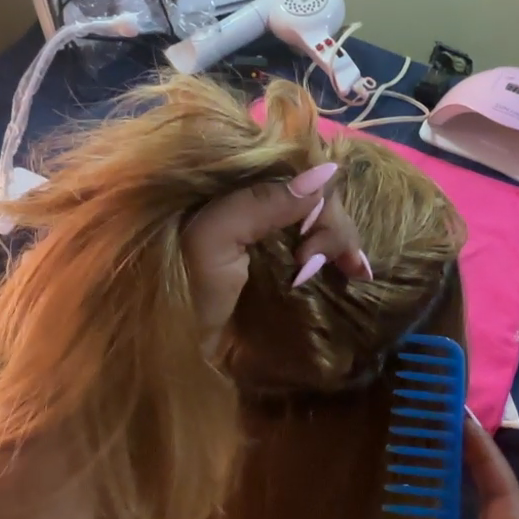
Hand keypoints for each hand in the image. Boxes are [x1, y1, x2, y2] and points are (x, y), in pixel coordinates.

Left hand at [179, 162, 372, 343]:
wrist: (165, 346)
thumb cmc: (184, 287)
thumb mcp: (214, 237)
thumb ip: (261, 202)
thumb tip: (326, 173)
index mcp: (229, 184)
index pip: (293, 172)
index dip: (321, 200)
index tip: (323, 242)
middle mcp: (247, 200)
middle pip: (310, 197)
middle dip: (333, 228)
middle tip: (345, 266)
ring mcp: (260, 232)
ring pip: (317, 221)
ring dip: (337, 243)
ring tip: (350, 273)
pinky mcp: (270, 262)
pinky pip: (312, 246)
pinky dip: (333, 255)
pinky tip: (353, 270)